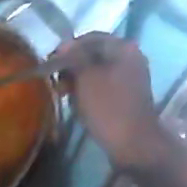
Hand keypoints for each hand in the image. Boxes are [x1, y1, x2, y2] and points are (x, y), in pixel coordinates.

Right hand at [51, 33, 172, 170]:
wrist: (135, 147)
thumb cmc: (109, 108)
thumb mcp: (86, 78)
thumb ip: (74, 57)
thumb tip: (65, 47)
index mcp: (124, 48)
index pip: (90, 39)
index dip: (68, 49)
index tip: (51, 63)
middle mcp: (130, 59)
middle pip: (94, 55)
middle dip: (73, 67)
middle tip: (55, 80)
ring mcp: (130, 80)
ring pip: (97, 73)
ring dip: (79, 81)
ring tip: (62, 94)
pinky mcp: (127, 98)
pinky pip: (103, 88)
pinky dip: (89, 93)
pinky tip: (76, 105)